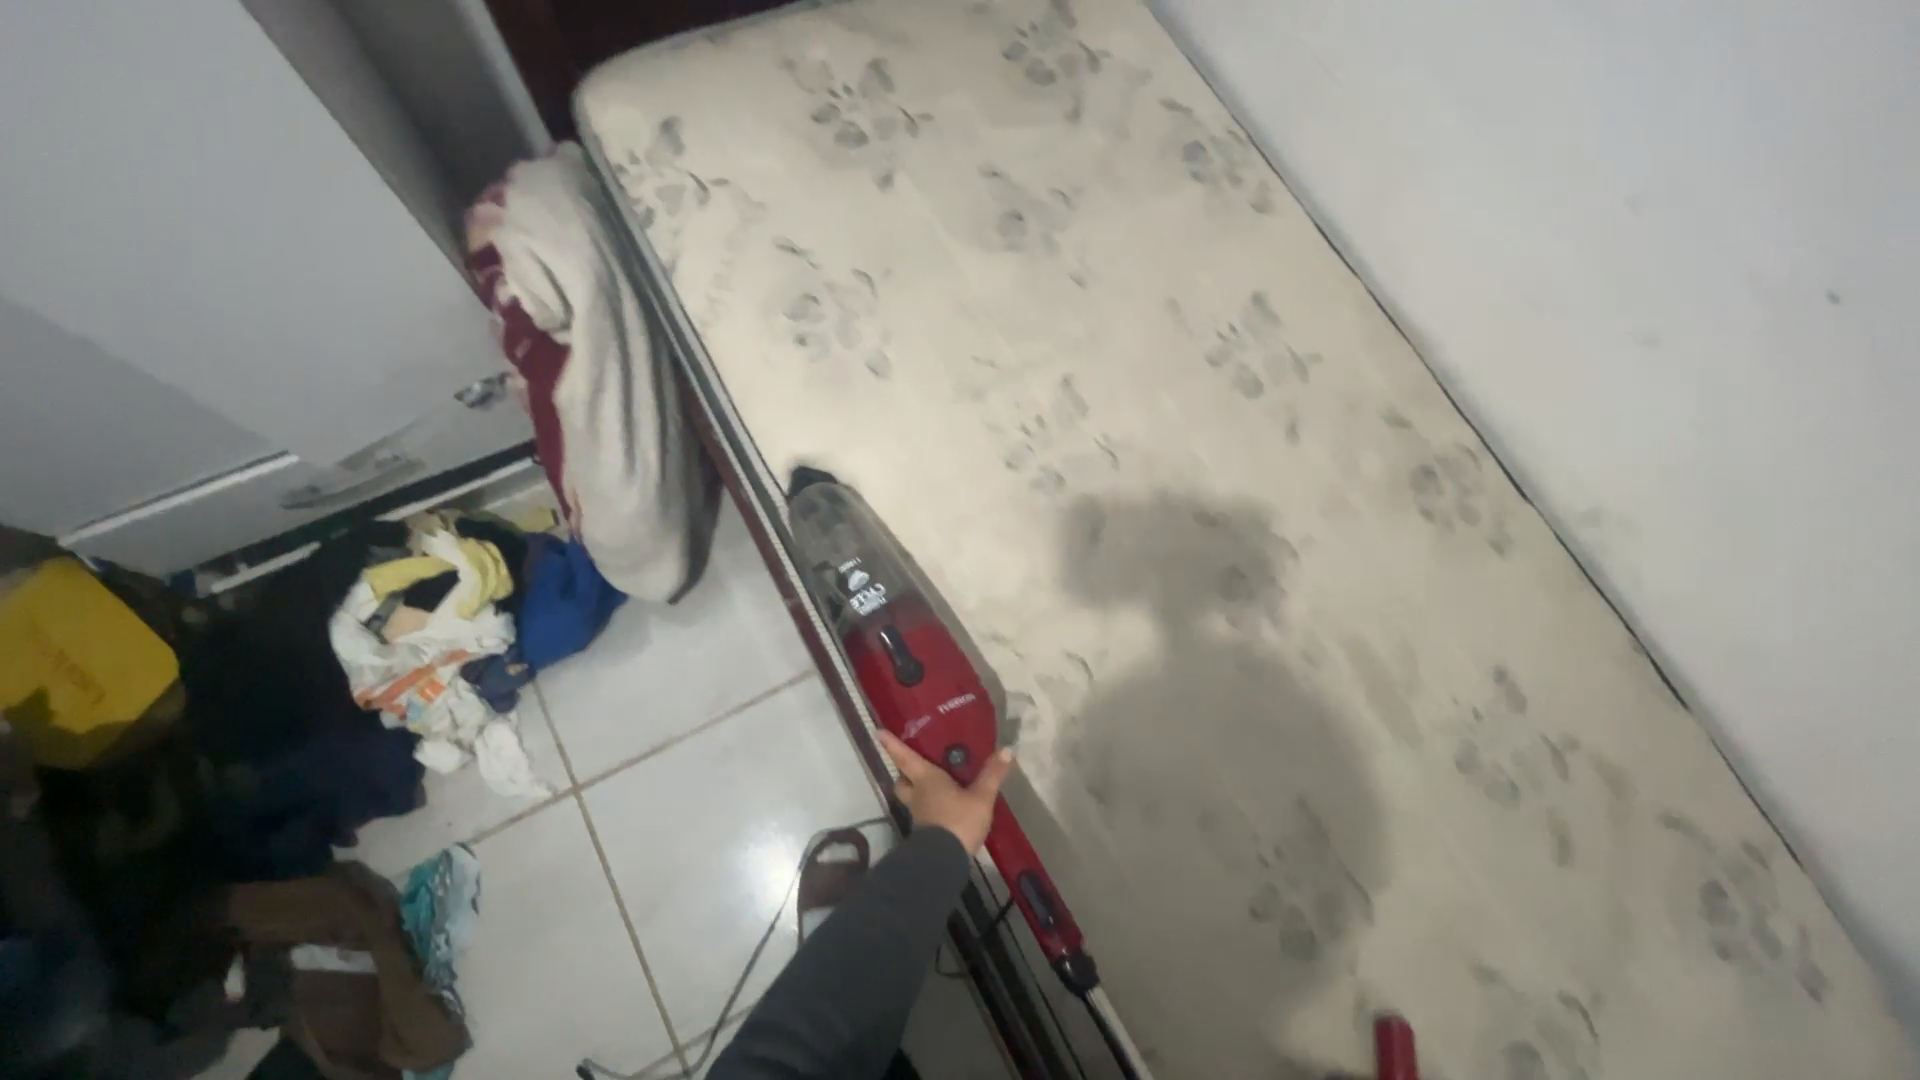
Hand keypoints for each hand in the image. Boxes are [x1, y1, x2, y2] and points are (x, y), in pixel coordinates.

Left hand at [876, 730, 1013, 855]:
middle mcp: (917, 794)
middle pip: (902, 780)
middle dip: (903, 772)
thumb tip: (1007, 749)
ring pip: (910, 797)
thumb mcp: (981, 797)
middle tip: (911, 765)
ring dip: (915, 790)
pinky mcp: (925, 831)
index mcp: (926, 779)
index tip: (879, 732)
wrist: (943, 861)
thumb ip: (993, 774)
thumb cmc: (958, 821)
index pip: (904, 758)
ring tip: (931, 785)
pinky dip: (929, 807)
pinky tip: (943, 807)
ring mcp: (919, 814)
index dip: (892, 745)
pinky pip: (922, 812)